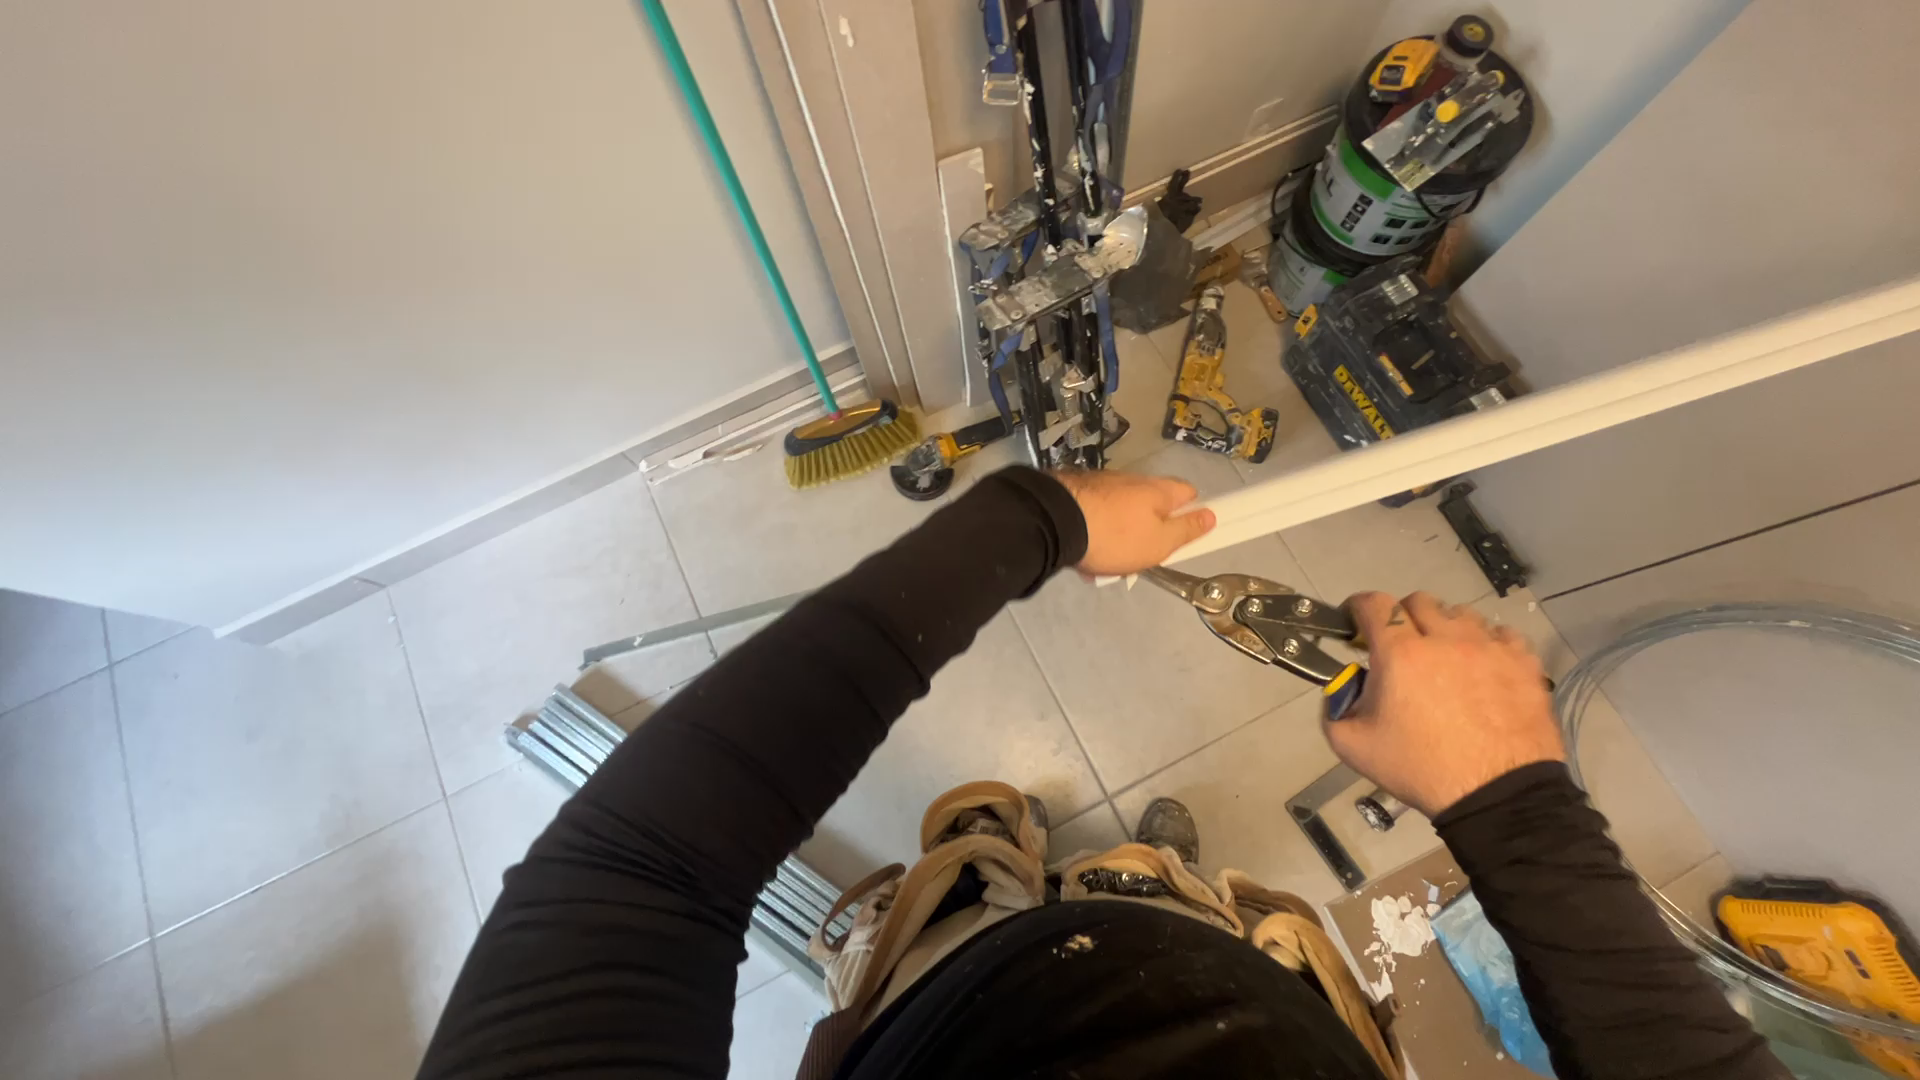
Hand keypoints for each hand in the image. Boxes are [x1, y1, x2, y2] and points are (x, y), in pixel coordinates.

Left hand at [1049, 468, 1215, 576]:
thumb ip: (1186, 530)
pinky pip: (1093, 514)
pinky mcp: (1074, 491)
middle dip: (1148, 530)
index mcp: (1158, 490)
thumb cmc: (1115, 536)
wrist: (1054, 521)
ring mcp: (1100, 483)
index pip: (1189, 492)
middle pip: (1151, 503)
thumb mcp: (1159, 543)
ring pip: (1120, 512)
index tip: (1184, 535)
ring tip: (1105, 562)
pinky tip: (1083, 553)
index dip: (1191, 513)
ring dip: (1118, 535)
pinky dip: (1093, 532)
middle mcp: (1131, 479)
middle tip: (1140, 557)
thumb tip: (1211, 515)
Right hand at [1325, 591, 1564, 816]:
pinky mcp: (1524, 664)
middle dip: (1401, 617)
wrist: (1498, 796)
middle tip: (1398, 646)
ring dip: (1444, 628)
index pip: (1375, 604)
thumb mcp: (1350, 744)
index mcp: (1400, 654)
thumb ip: (1333, 705)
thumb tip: (1342, 686)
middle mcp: (1445, 640)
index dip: (1359, 606)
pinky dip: (1486, 642)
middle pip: (1418, 601)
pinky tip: (1481, 665)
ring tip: (1443, 657)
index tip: (1355, 622)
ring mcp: (1489, 648)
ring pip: (1461, 614)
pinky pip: (1502, 634)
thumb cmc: (1420, 769)